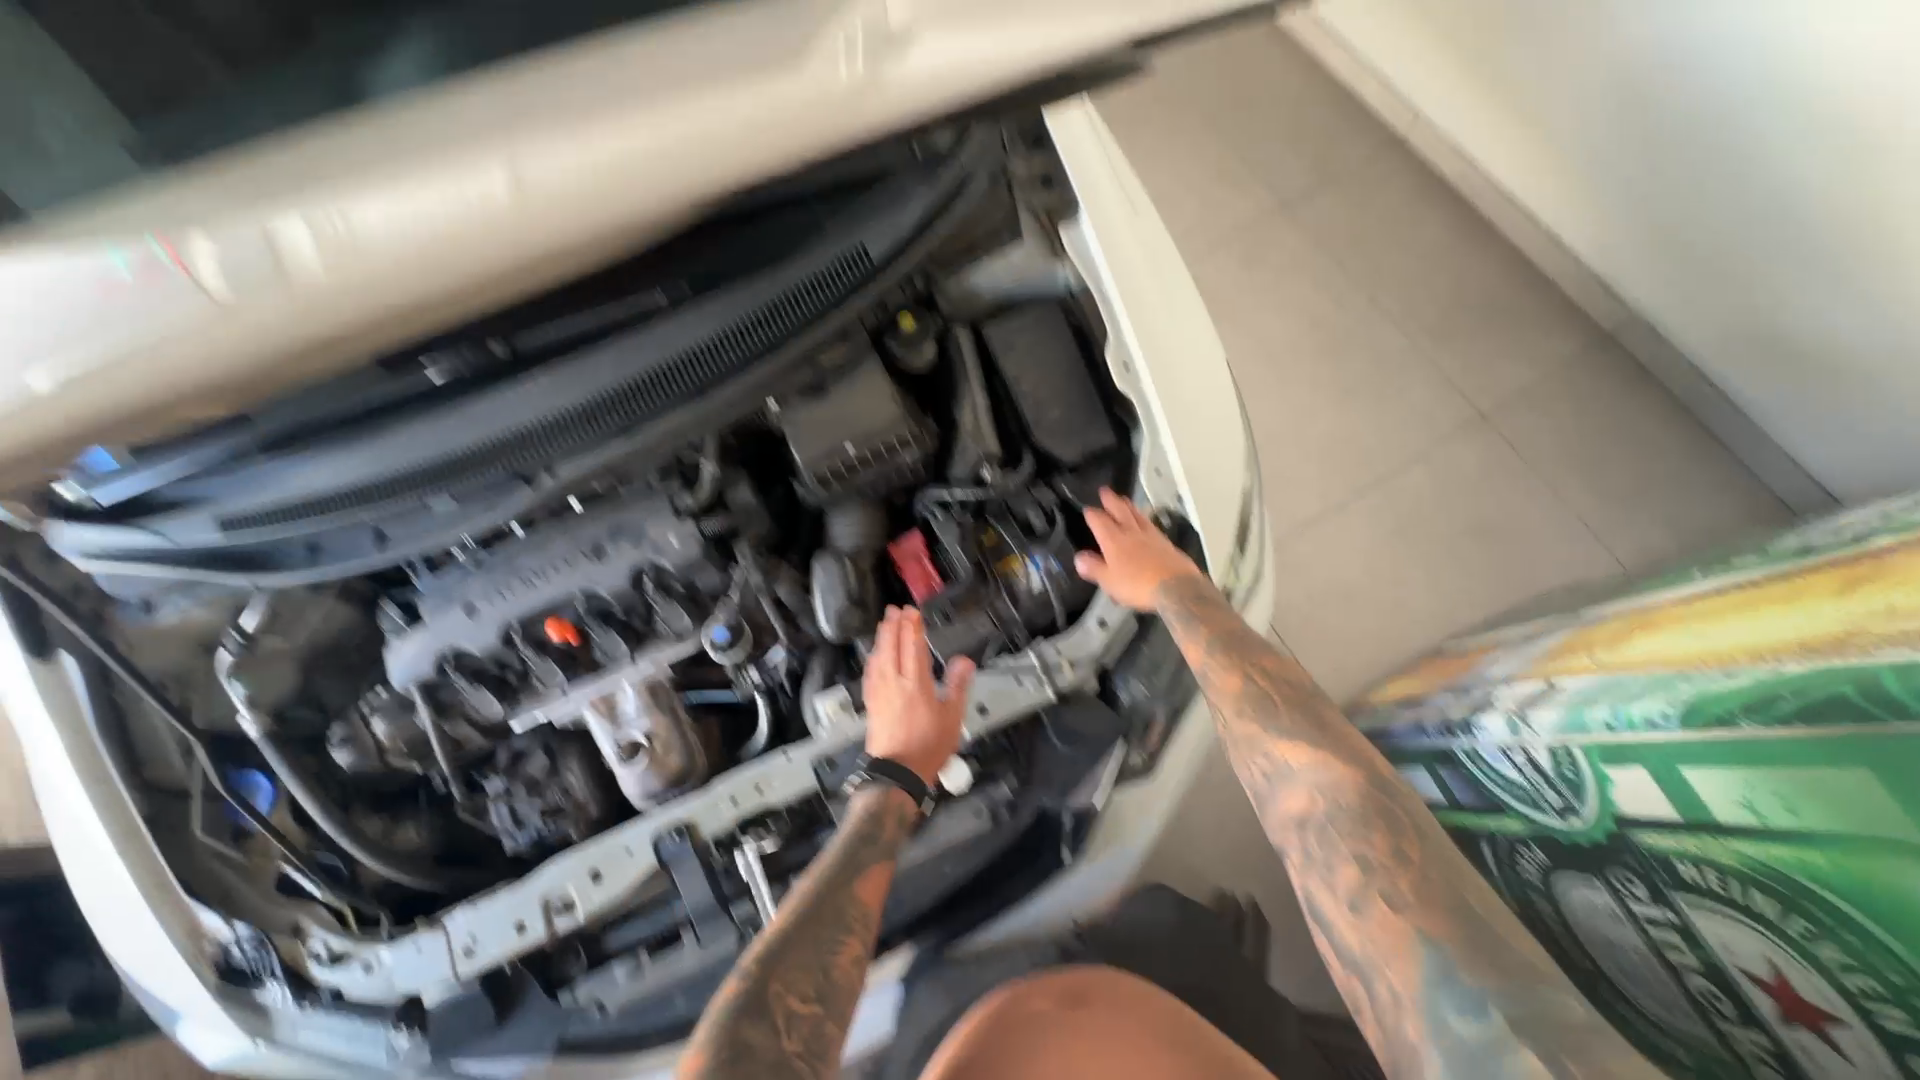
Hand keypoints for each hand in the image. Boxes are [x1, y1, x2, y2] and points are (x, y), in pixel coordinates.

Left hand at [862, 606, 975, 784]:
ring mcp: (879, 692)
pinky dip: (873, 658)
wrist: (897, 772)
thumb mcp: (952, 717)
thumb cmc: (929, 745)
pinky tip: (874, 656)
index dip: (912, 626)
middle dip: (893, 626)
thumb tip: (965, 660)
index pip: (913, 646)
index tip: (911, 610)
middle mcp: (894, 682)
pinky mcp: (870, 703)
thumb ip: (957, 685)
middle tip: (894, 609)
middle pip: (891, 646)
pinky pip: (870, 673)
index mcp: (916, 683)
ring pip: (878, 657)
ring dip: (881, 638)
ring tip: (884, 625)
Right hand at [1074, 487, 1207, 611]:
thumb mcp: (1109, 581)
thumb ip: (1094, 568)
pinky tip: (1146, 522)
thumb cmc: (1137, 586)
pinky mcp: (1167, 543)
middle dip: (1111, 500)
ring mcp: (1152, 536)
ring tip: (1125, 499)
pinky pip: (1152, 525)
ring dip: (1129, 506)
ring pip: (1138, 515)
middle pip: (1120, 511)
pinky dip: (1145, 520)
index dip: (1092, 514)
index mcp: (1114, 541)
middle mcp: (1132, 533)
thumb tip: (1079, 558)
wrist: (1176, 588)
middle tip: (1105, 490)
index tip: (1087, 509)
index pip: (1100, 522)